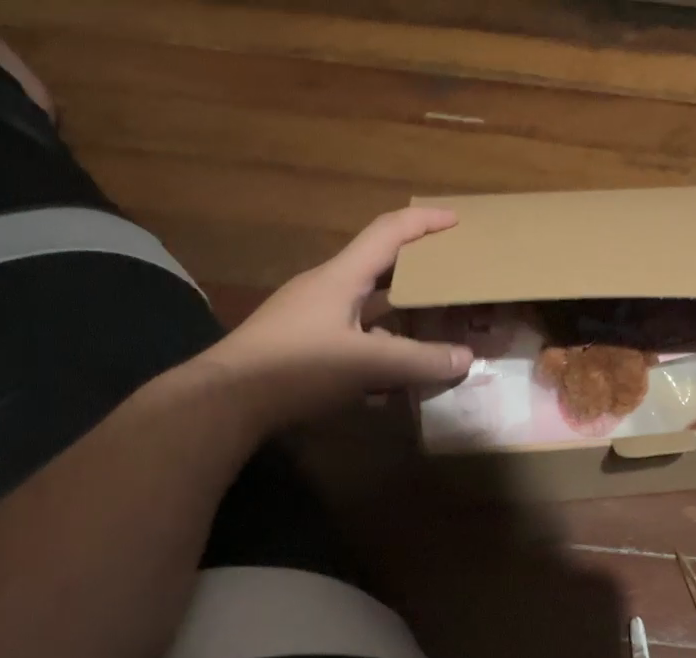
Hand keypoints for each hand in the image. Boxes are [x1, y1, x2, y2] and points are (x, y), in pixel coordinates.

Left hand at [206, 207, 472, 428]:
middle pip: (378, 269)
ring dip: (398, 317)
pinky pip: (351, 338)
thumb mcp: (366, 365)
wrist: (229, 399)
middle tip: (451, 279)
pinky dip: (376, 349)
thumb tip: (466, 358)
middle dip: (416, 272)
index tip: (457, 220)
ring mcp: (310, 319)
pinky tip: (391, 379)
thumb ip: (418, 361)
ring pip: (365, 308)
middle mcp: (325, 289)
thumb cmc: (297, 368)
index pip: (388, 233)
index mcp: (341, 277)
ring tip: (430, 330)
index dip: (424, 222)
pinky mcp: (301, 348)